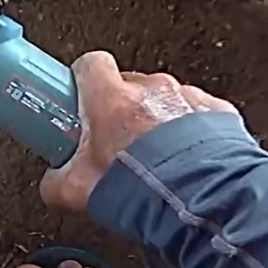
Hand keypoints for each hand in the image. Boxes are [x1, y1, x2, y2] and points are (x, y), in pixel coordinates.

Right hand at [39, 51, 237, 211]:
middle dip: (119, 108)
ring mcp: (185, 98)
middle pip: (127, 84)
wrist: (202, 203)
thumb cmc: (144, 191)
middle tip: (115, 141)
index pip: (90, 64)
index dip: (83, 79)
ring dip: (154, 120)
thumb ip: (57, 181)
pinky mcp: (215, 112)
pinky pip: (194, 112)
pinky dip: (188, 130)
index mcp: (111, 100)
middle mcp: (150, 90)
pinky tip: (183, 158)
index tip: (79, 98)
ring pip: (162, 99)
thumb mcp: (80, 191)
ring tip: (155, 157)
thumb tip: (51, 184)